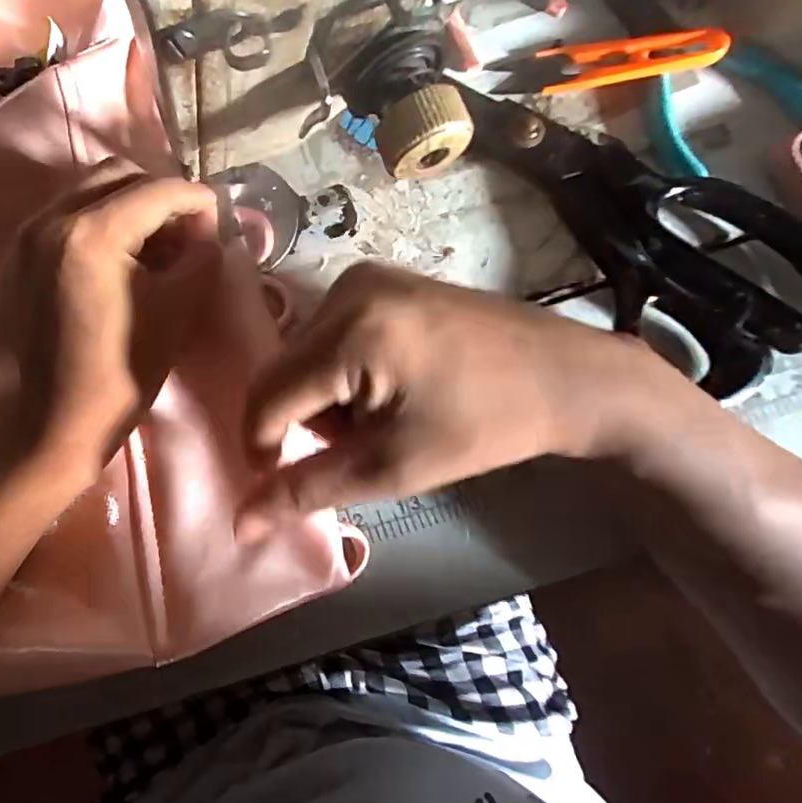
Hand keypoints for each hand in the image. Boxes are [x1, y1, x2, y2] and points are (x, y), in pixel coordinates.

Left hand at [10, 162, 219, 482]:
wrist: (60, 421)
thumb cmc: (125, 370)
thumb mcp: (178, 310)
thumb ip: (201, 257)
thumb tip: (206, 234)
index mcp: (90, 233)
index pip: (155, 190)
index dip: (196, 200)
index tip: (217, 222)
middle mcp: (50, 220)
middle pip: (117, 174)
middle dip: (160, 196)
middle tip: (186, 233)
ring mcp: (27, 237)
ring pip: (89, 192)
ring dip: (131, 207)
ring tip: (158, 246)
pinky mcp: (20, 258)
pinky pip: (67, 217)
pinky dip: (102, 223)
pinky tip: (124, 260)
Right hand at [240, 263, 713, 527]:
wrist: (563, 374)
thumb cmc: (486, 425)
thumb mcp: (393, 466)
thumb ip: (309, 490)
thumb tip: (238, 525)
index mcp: (352, 331)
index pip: (267, 396)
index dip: (265, 448)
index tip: (289, 483)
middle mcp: (346, 289)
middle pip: (282, 373)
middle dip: (306, 422)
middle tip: (361, 446)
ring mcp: (363, 276)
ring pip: (302, 356)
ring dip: (323, 399)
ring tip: (382, 417)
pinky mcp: (378, 278)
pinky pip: (327, 333)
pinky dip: (339, 371)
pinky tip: (387, 384)